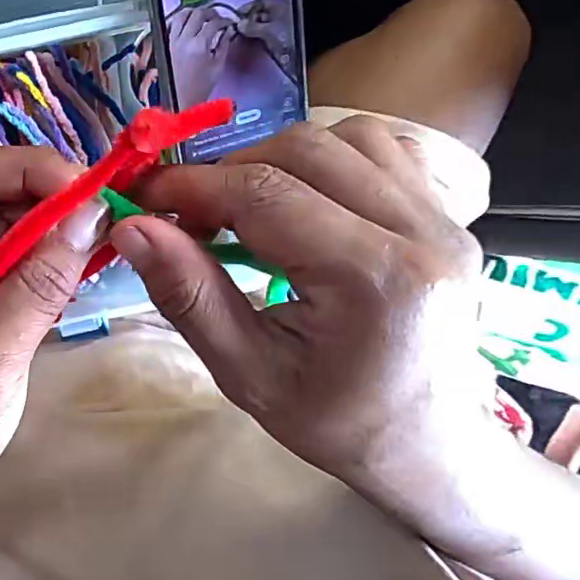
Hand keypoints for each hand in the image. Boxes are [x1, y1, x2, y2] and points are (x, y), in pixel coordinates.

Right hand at [111, 118, 579, 579]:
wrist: (426, 442)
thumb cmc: (333, 421)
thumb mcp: (246, 373)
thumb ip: (188, 295)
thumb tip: (131, 228)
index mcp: (373, 278)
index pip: (265, 194)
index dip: (190, 186)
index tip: (142, 200)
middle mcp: (421, 230)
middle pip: (303, 150)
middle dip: (228, 173)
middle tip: (191, 219)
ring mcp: (444, 215)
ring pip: (342, 137)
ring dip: (274, 161)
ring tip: (245, 212)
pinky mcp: (447, 211)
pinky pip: (377, 148)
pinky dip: (323, 159)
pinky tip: (301, 201)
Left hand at [165, 4, 234, 108]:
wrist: (180, 100)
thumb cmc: (200, 88)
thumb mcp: (218, 66)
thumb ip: (224, 45)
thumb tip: (228, 31)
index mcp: (199, 46)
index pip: (214, 23)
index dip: (225, 20)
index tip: (229, 24)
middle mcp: (183, 40)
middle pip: (197, 14)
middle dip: (211, 12)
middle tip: (218, 17)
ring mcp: (172, 42)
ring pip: (181, 15)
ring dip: (193, 12)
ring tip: (202, 17)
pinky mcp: (167, 45)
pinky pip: (172, 25)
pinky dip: (181, 20)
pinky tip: (188, 24)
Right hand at [235, 0, 295, 73]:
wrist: (305, 52)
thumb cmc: (288, 35)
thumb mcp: (268, 29)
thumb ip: (252, 27)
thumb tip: (239, 25)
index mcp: (279, 6)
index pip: (260, 3)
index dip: (247, 9)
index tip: (236, 18)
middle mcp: (280, 14)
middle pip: (260, 15)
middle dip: (248, 22)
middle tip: (237, 30)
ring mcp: (280, 27)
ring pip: (262, 27)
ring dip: (252, 32)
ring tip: (242, 39)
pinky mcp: (280, 40)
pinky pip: (265, 37)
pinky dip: (257, 40)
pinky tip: (251, 44)